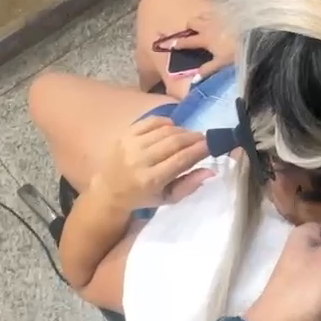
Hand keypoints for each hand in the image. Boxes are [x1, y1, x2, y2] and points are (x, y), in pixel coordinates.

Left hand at [89, 116, 214, 210]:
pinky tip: (171, 127)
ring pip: (164, 130)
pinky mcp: (124, 134)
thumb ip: (189, 185)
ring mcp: (130, 145)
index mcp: (150, 180)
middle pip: (174, 142)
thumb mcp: (168, 198)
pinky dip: (165, 122)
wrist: (110, 190)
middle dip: (193, 137)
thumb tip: (211, 170)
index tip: (211, 145)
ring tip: (189, 135)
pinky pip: (150, 121)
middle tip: (203, 138)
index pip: (181, 160)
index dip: (199, 150)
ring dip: (182, 130)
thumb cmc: (144, 197)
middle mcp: (140, 160)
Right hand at [160, 8, 233, 90]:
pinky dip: (213, 15)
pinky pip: (215, 10)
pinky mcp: (227, 11)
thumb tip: (193, 79)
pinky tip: (219, 20)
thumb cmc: (237, 50)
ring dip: (200, 20)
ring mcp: (218, 16)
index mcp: (205, 38)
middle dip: (189, 27)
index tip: (170, 44)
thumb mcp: (222, 63)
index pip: (186, 41)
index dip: (177, 43)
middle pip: (191, 22)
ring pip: (201, 15)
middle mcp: (208, 25)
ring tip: (205, 26)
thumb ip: (207, 70)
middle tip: (193, 34)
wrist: (255, 34)